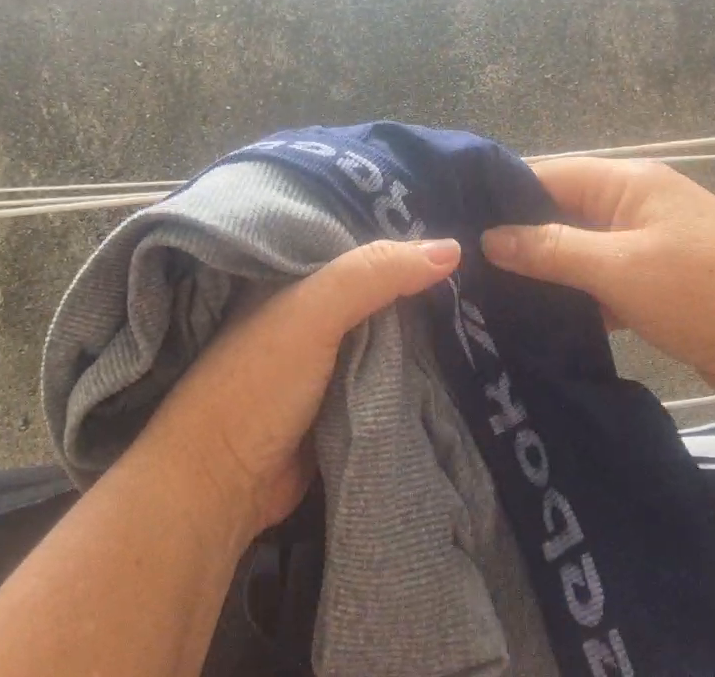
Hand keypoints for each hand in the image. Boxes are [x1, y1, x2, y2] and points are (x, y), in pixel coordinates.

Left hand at [120, 237, 462, 540]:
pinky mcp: (343, 402)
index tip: (464, 230)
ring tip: (489, 309)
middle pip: (380, 289)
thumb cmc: (258, 384)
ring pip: (390, 334)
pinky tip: (464, 358)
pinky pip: (391, 376)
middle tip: (492, 271)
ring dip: (428, 329)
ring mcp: (328, 360)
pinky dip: (419, 369)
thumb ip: (373, 275)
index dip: (406, 235)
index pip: (358, 243)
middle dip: (426, 284)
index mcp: (294, 278)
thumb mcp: (312, 313)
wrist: (222, 484)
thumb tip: (453, 248)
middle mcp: (312, 312)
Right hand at [480, 158, 714, 418]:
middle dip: (513, 238)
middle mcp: (635, 206)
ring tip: (480, 298)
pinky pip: (600, 285)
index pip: (545, 173)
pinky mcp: (658, 290)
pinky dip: (572, 301)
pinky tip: (533, 325)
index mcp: (628, 182)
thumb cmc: (708, 293)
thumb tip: (489, 237)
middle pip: (559, 212)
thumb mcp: (619, 267)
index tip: (449, 223)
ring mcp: (649, 249)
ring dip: (541, 274)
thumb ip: (550, 249)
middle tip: (456, 269)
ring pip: (578, 253)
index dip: (497, 195)